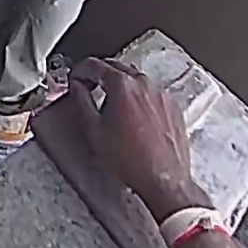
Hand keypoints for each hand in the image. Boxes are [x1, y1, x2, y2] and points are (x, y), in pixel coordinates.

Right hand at [67, 58, 211, 219]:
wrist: (165, 183)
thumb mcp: (95, 130)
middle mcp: (143, 83)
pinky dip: (138, 93)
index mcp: (122, 85)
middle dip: (99, 72)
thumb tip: (77, 87)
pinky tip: (132, 111)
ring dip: (119, 81)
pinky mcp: (172, 106)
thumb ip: (82, 101)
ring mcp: (160, 93)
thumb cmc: (131, 161)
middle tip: (88, 84)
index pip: (95, 64)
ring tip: (110, 99)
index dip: (80, 69)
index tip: (76, 77)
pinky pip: (150, 90)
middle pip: (115, 65)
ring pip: (134, 76)